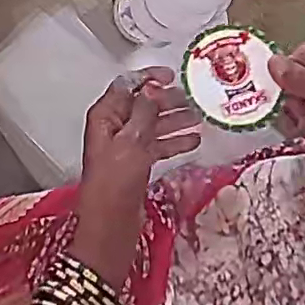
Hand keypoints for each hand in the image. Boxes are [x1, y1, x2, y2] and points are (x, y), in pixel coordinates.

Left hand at [72, 69, 201, 281]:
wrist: (111, 229)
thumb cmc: (116, 183)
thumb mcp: (132, 142)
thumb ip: (144, 112)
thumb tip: (152, 87)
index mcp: (105, 117)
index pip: (126, 85)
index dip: (149, 78)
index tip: (172, 75)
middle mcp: (114, 128)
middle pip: (143, 104)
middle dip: (167, 100)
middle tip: (193, 97)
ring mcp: (126, 147)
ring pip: (153, 124)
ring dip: (175, 120)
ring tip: (200, 117)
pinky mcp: (137, 164)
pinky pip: (158, 145)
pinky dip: (175, 141)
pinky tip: (194, 141)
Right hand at [268, 43, 304, 193]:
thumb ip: (304, 82)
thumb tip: (273, 60)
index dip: (294, 67)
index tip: (288, 88)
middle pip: (299, 72)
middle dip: (292, 89)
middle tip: (297, 109)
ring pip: (296, 91)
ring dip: (292, 106)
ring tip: (301, 122)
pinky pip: (299, 109)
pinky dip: (295, 118)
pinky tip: (298, 129)